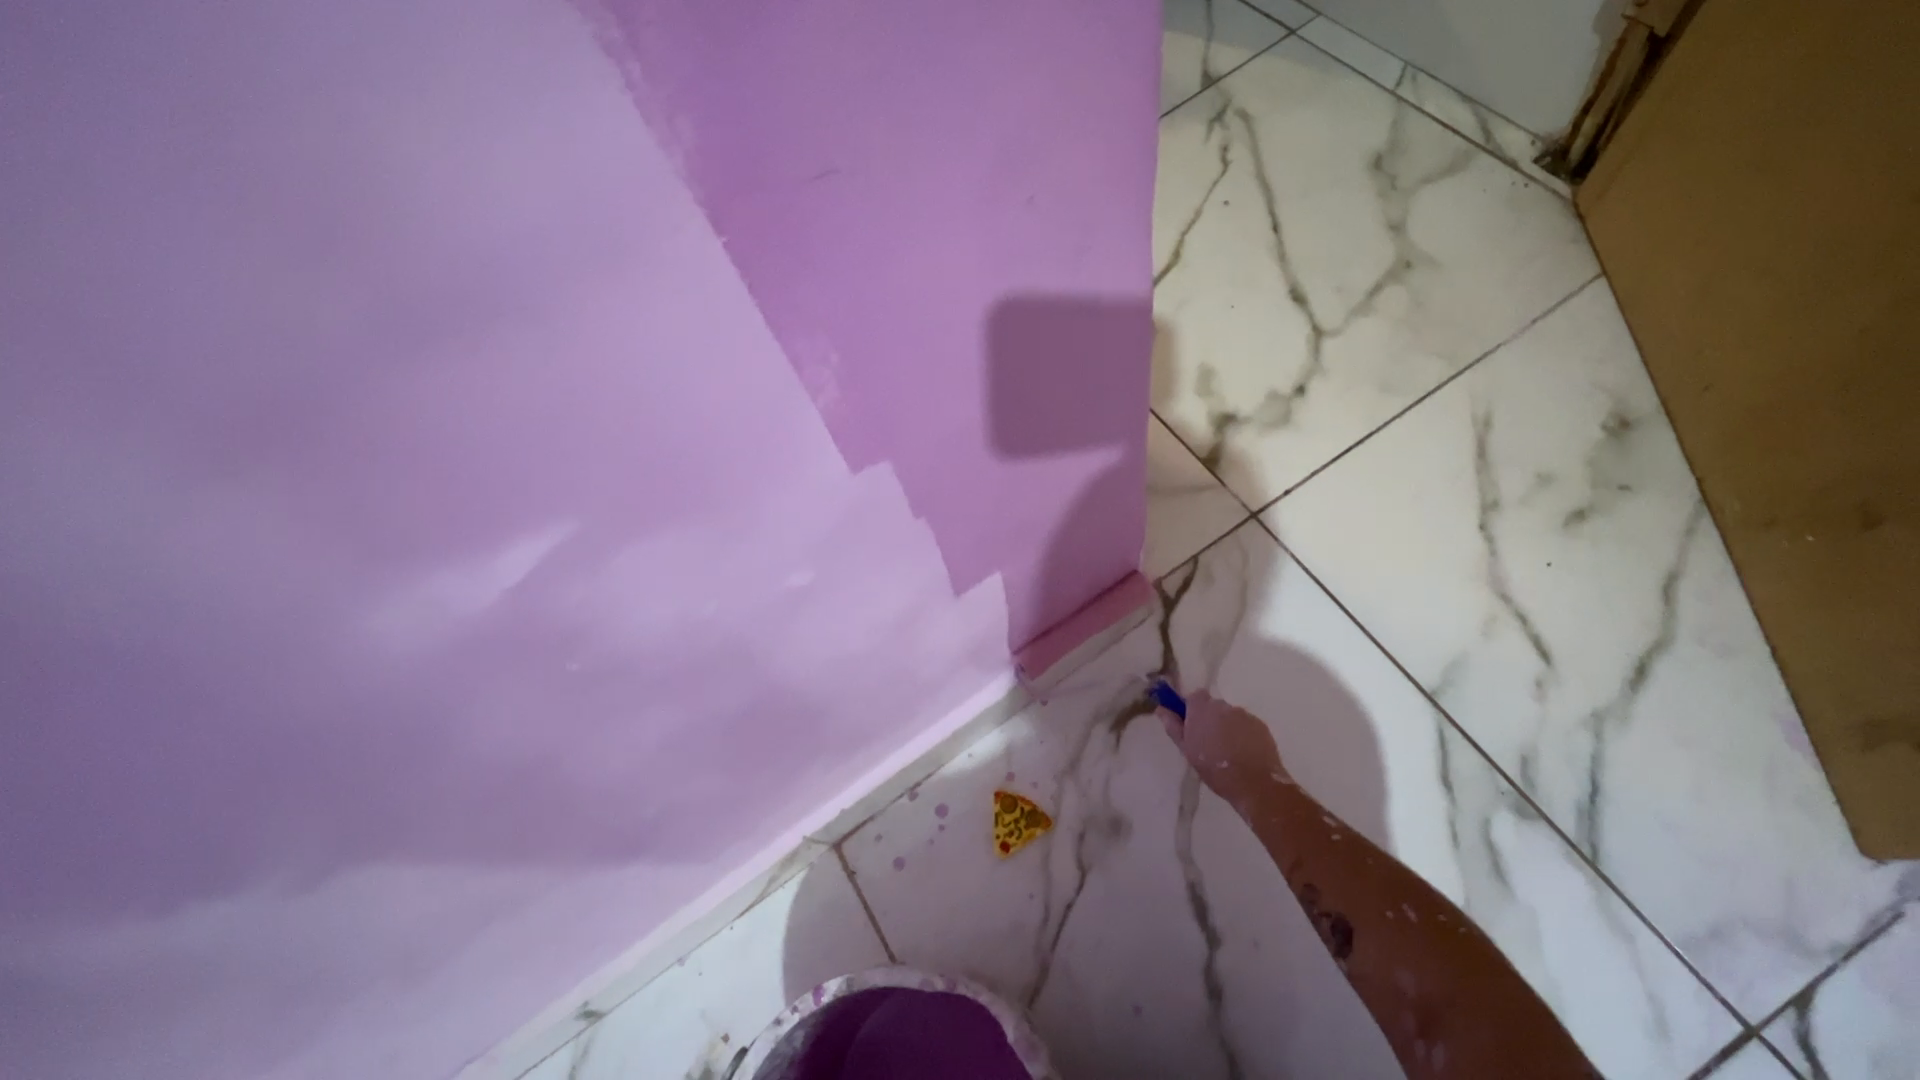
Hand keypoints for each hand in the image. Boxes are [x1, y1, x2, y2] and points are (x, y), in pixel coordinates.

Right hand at [1158, 689, 1289, 808]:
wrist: (1254, 784)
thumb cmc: (1214, 769)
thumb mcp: (1187, 750)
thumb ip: (1174, 727)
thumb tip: (1161, 709)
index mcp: (1202, 710)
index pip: (1194, 696)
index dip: (1192, 708)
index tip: (1191, 724)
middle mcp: (1224, 706)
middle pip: (1213, 706)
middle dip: (1210, 719)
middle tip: (1208, 742)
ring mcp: (1244, 715)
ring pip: (1230, 716)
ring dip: (1227, 726)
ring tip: (1228, 751)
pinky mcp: (1260, 725)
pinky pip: (1246, 724)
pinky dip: (1243, 734)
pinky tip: (1243, 753)